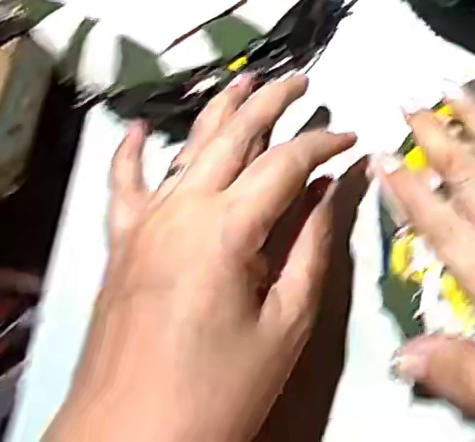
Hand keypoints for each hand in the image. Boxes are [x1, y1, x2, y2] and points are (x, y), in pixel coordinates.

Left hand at [48, 74, 355, 441]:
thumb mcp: (288, 320)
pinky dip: (128, 157)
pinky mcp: (121, 250)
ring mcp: (144, 228)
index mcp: (226, 229)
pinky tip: (133, 131)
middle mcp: (181, 213)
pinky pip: (122, 192)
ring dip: (219, 111)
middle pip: (234, 136)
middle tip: (304, 82)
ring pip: (186, 150)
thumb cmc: (218, 393)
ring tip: (247, 81)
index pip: (287, 161)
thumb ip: (314, 243)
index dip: (325, 143)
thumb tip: (334, 185)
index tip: (354, 140)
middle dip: (273, 101)